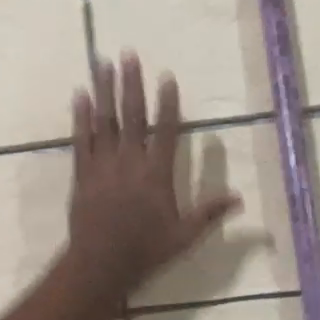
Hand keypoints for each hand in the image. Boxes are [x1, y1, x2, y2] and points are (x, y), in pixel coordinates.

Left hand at [65, 52, 242, 292]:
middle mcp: (130, 163)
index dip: (167, 103)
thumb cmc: (146, 252)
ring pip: (104, 121)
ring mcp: (103, 167)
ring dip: (104, 90)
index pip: (165, 131)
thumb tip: (239, 198)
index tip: (166, 77)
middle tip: (129, 53)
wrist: (100, 266)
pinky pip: (81, 140)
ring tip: (102, 61)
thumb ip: (209, 213)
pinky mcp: (82, 175)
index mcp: (157, 175)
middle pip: (131, 116)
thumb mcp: (184, 237)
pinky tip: (80, 95)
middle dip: (131, 83)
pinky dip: (80, 117)